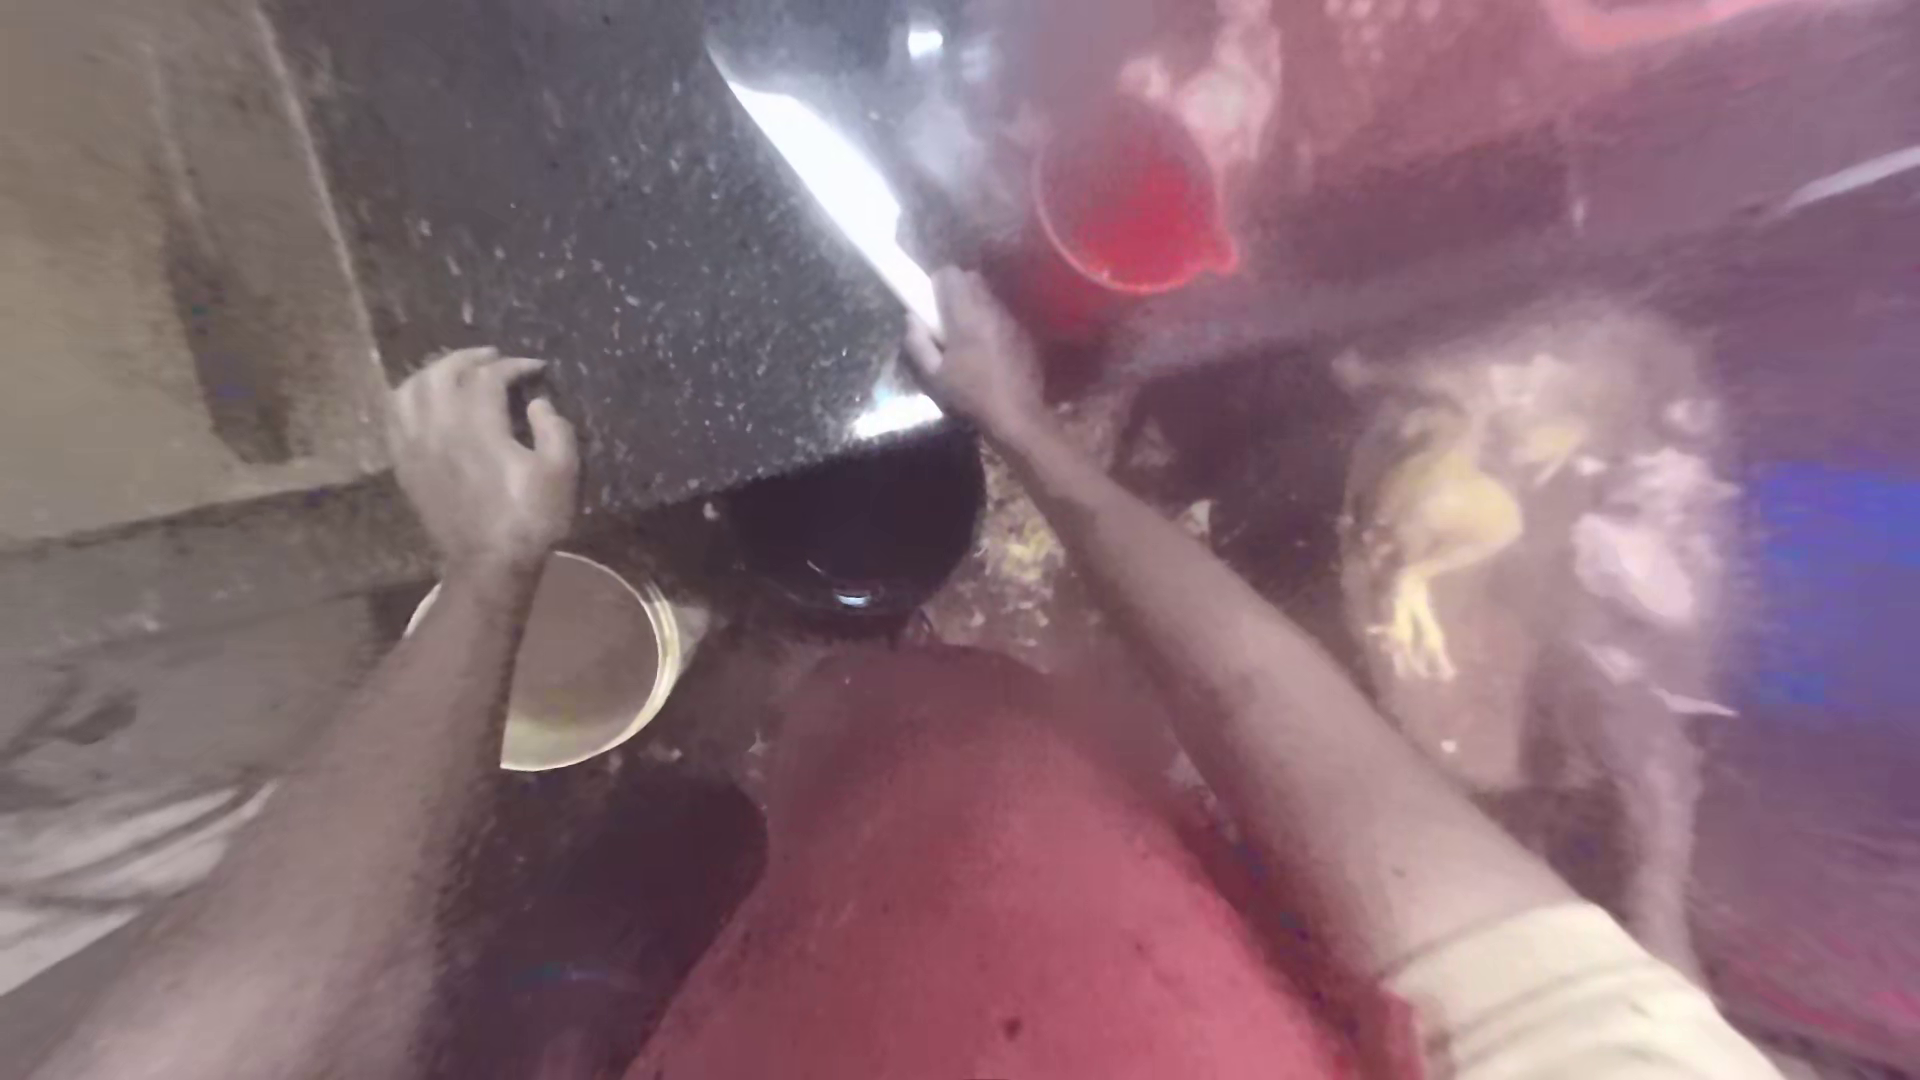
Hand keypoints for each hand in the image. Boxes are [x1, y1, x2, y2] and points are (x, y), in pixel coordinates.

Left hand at [389, 347, 577, 576]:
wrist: (491, 559)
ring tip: (457, 372)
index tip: (536, 367)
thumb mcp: (562, 472)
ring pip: (410, 389)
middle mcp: (437, 426)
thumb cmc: (533, 515)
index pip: (487, 378)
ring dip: (434, 372)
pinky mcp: (406, 463)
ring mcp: (415, 444)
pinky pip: (396, 416)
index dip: (513, 366)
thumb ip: (554, 429)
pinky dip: (411, 397)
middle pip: (441, 373)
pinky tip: (427, 401)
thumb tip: (537, 403)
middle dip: (469, 358)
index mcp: (477, 426)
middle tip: (494, 357)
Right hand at [903, 267, 1046, 438]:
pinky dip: (992, 324)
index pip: (950, 274)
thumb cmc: (970, 396)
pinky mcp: (1024, 334)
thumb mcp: (934, 376)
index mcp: (965, 315)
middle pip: (972, 280)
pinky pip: (1003, 317)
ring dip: (975, 308)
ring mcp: (1010, 320)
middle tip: (947, 319)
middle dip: (957, 292)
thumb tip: (911, 319)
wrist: (1015, 414)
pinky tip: (989, 351)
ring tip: (968, 337)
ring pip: (989, 298)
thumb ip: (918, 343)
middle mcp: (990, 309)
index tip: (930, 304)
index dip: (937, 283)